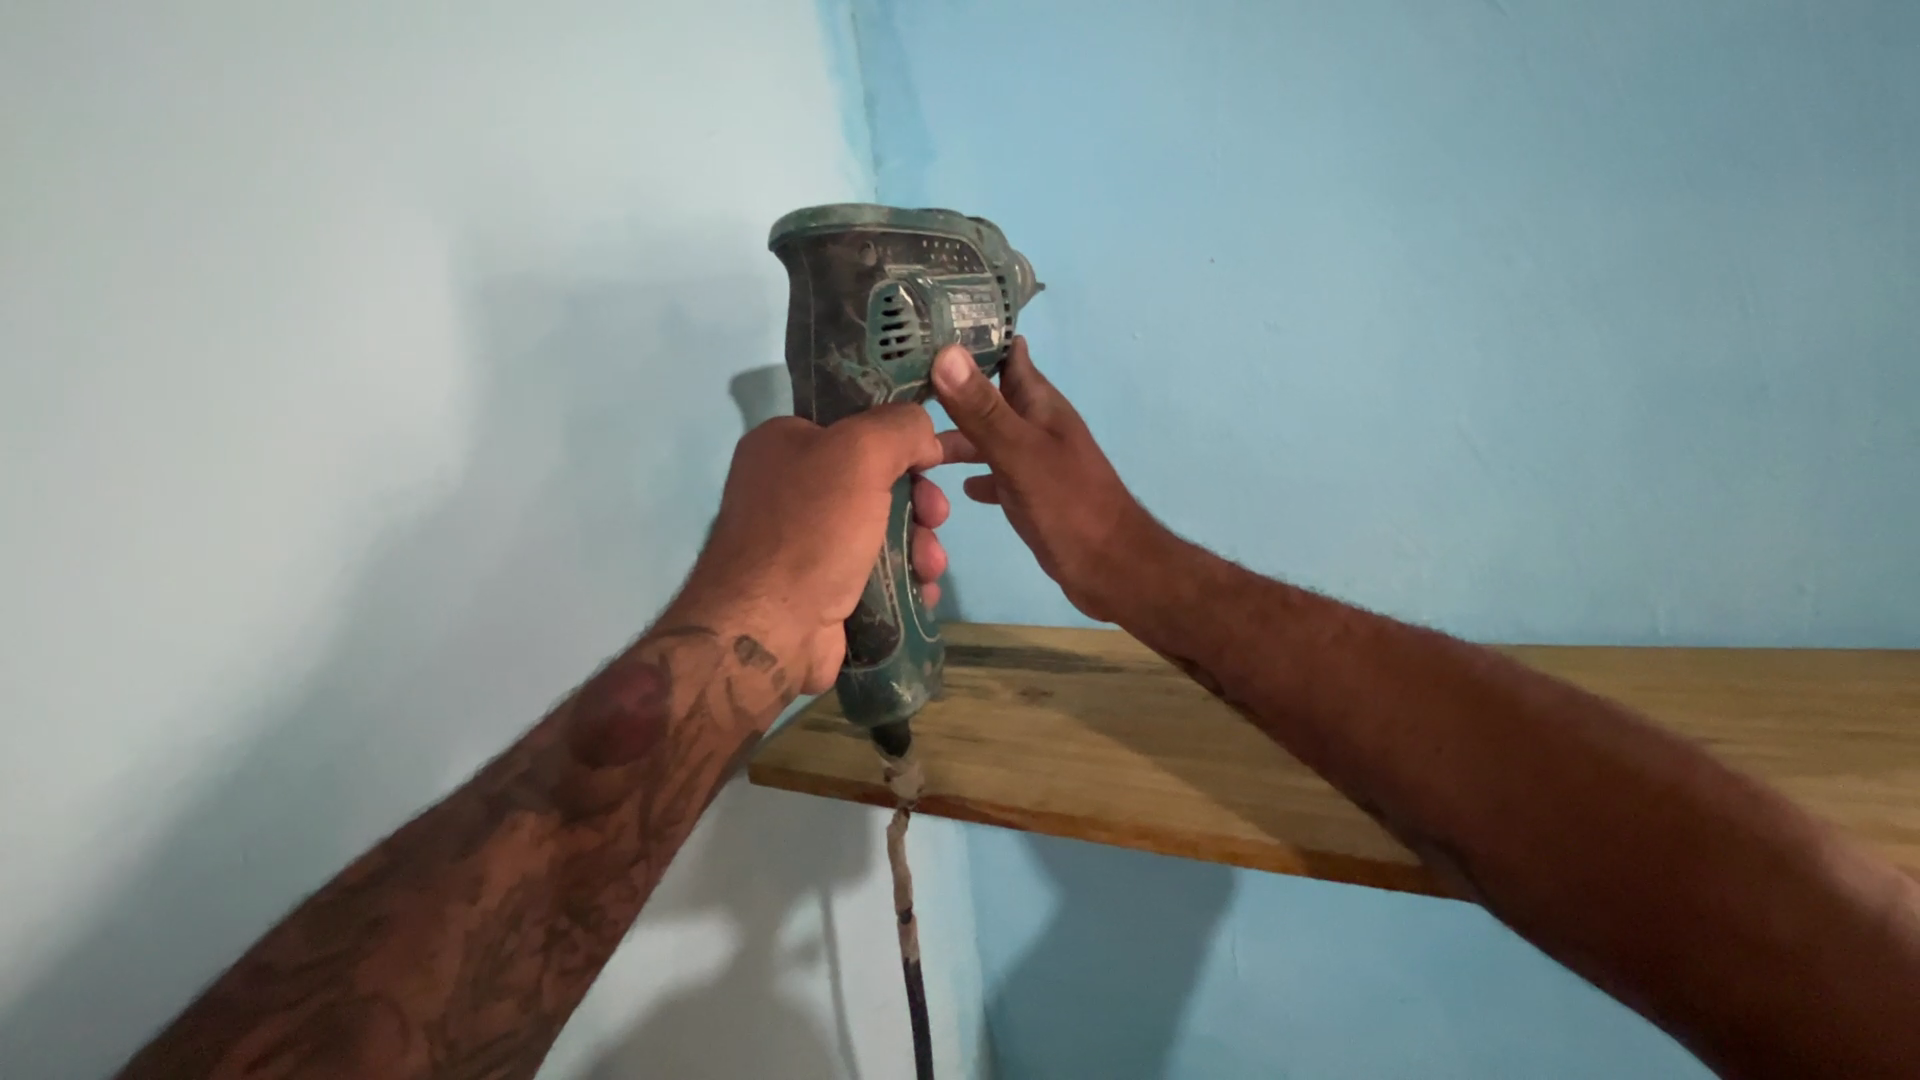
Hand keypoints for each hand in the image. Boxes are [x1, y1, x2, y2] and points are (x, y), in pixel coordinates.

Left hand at [666, 404, 948, 698]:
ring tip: (929, 567)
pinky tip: (922, 590)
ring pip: (886, 530)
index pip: (856, 426)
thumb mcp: (860, 452)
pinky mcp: (824, 588)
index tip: (932, 462)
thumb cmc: (812, 529)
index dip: (901, 443)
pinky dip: (906, 578)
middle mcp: (790, 489)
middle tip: (934, 519)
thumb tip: (925, 439)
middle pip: (879, 482)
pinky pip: (879, 572)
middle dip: (919, 503)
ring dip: (920, 545)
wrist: (772, 629)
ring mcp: (806, 543)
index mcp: (784, 443)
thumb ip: (901, 427)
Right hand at [932, 337, 1153, 621]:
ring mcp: (1035, 461)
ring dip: (956, 437)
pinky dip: (976, 475)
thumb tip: (944, 352)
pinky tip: (955, 487)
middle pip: (990, 396)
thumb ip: (982, 408)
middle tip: (898, 387)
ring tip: (912, 442)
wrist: (1111, 569)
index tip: (923, 330)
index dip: (971, 338)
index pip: (1006, 354)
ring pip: (988, 438)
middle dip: (951, 390)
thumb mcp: (1020, 452)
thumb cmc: (1069, 506)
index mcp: (1040, 405)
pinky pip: (996, 475)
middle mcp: (1037, 426)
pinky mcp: (1031, 495)